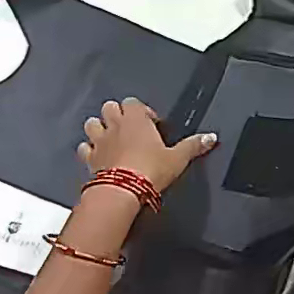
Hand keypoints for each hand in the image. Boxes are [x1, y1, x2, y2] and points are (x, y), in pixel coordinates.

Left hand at [76, 98, 216, 191]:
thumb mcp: (178, 158)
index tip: (151, 124)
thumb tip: (210, 138)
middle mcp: (114, 125)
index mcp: (135, 119)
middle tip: (129, 128)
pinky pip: (84, 148)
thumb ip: (193, 146)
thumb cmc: (150, 170)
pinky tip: (97, 156)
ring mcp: (99, 141)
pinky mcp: (89, 158)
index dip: (141, 111)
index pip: (133, 102)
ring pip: (92, 123)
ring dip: (99, 128)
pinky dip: (89, 149)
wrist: (123, 191)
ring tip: (110, 138)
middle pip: (109, 107)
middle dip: (117, 114)